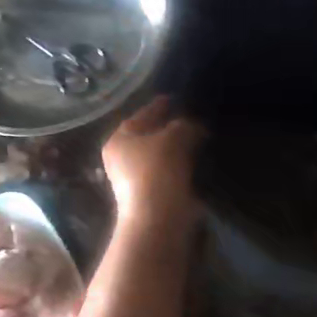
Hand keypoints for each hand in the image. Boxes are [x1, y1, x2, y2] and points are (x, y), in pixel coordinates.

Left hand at [103, 96, 203, 231]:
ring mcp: (134, 179)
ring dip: (176, 148)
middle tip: (190, 117)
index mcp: (118, 140)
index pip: (139, 116)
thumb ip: (183, 125)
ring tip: (198, 137)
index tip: (173, 98)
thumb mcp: (173, 138)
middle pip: (147, 136)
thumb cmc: (157, 171)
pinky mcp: (150, 195)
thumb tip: (192, 125)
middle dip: (168, 128)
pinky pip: (167, 172)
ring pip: (158, 155)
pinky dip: (179, 165)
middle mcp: (121, 159)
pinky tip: (196, 159)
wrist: (158, 218)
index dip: (158, 106)